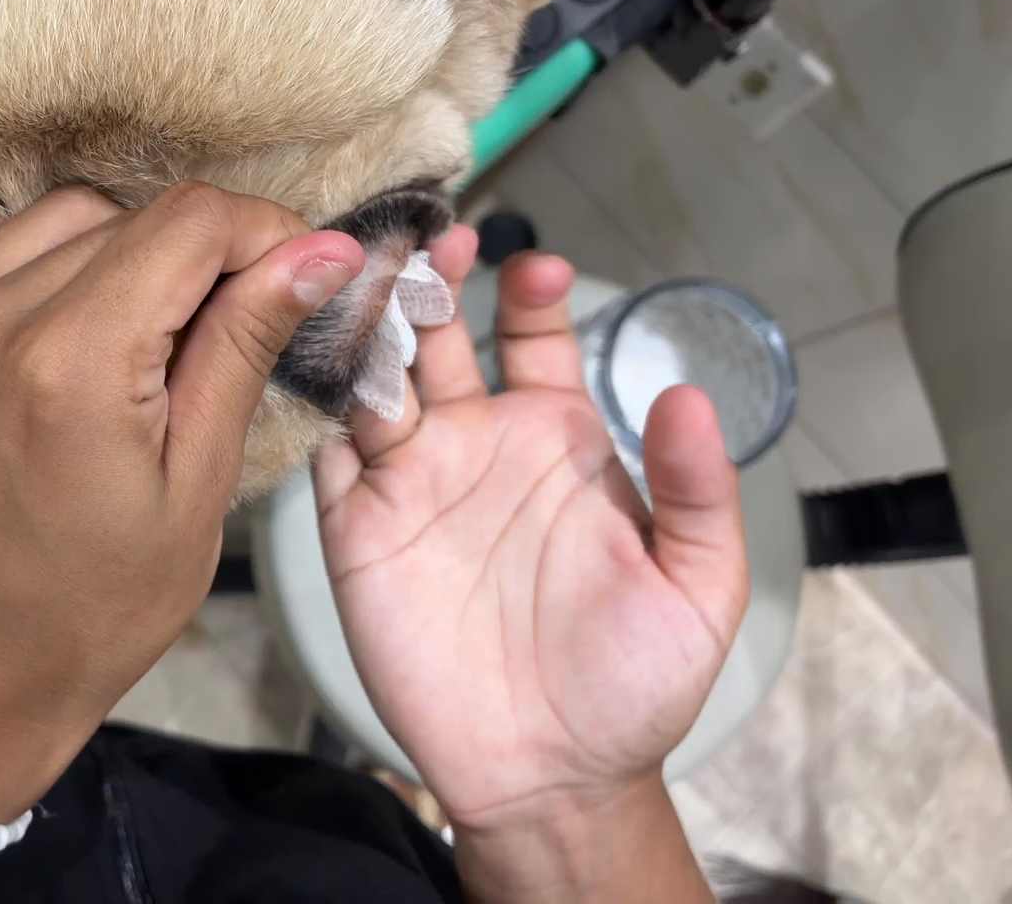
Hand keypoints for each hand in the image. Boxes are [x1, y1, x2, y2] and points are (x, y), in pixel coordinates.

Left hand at [0, 182, 363, 824]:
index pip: (191, 224)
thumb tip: (320, 251)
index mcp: (69, 366)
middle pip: (129, 218)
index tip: (293, 267)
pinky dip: (9, 235)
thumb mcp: (201, 478)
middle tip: (221, 322)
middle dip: (200, 255)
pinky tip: (42, 290)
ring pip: (57, 215)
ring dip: (118, 250)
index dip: (263, 232)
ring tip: (135, 328)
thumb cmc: (108, 594)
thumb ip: (248, 341)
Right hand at [313, 240, 745, 898]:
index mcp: (549, 441)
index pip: (530, 342)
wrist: (538, 766)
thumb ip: (693, 492)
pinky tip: (318, 376)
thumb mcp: (693, 590)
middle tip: (430, 245)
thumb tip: (688, 394)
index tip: (534, 264)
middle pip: (436, 344)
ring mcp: (404, 480)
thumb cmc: (626, 680)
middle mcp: (469, 444)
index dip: (529, 296)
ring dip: (367, 336)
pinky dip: (320, 413)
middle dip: (430, 290)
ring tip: (364, 291)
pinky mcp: (352, 522)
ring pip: (372, 384)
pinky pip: (327, 455)